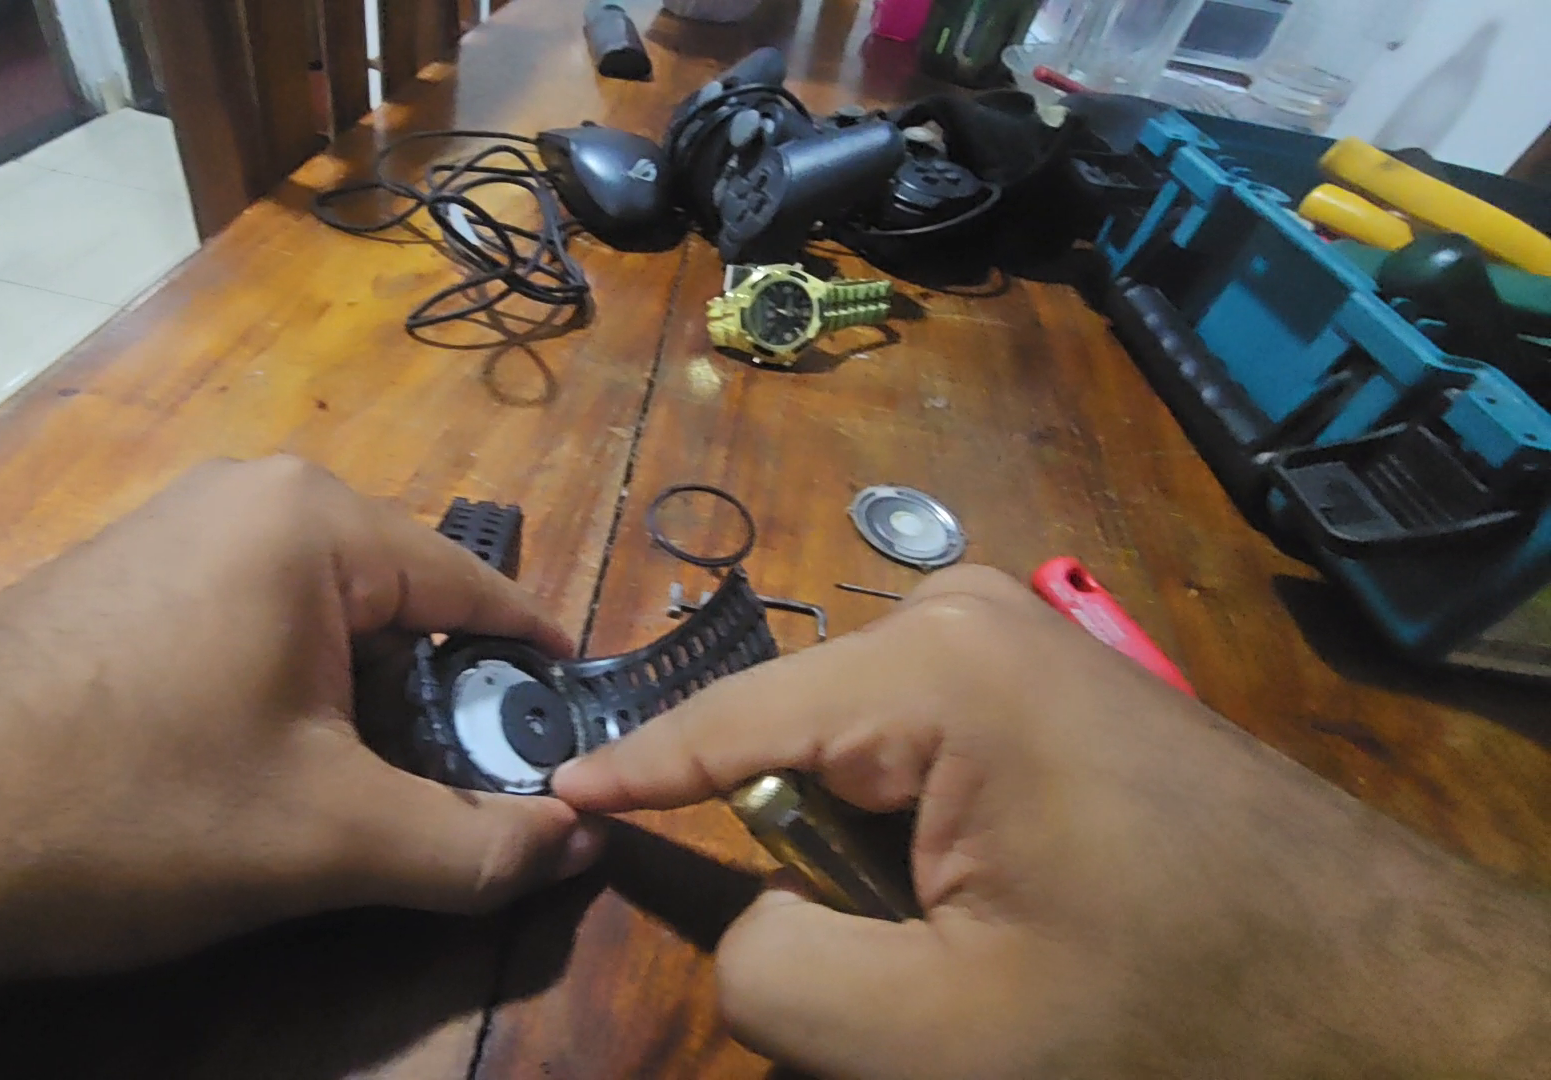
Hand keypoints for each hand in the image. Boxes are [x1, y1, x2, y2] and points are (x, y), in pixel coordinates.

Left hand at [0, 456, 600, 1073]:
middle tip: (464, 764)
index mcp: (319, 522)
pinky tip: (280, 733)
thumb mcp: (327, 838)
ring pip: (338, 600)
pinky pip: (270, 601)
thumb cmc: (132, 809)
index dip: (531, 651)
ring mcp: (192, 519)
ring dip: (375, 678)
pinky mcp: (144, 560)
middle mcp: (261, 493)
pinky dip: (307, 666)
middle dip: (445, 679)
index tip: (569, 705)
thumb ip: (472, 845)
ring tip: (375, 760)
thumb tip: (585, 844)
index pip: (472, 585)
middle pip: (405, 592)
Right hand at [552, 566, 1549, 1079]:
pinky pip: (903, 737)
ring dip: (853, 838)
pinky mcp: (1023, 664)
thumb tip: (732, 914)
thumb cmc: (1197, 1022)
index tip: (560, 789)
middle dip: (789, 837)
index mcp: (932, 666)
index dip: (635, 765)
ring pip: (845, 742)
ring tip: (958, 920)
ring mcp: (995, 628)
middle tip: (882, 939)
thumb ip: (784, 975)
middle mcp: (950, 611)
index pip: (731, 719)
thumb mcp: (957, 1040)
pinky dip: (897, 814)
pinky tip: (984, 874)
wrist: (1442, 1011)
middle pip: (795, 734)